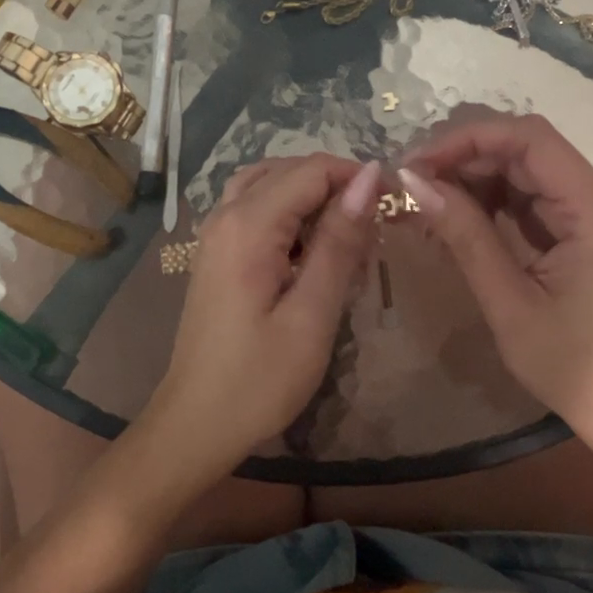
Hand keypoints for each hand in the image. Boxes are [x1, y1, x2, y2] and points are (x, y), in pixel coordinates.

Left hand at [146, 155, 383, 473]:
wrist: (197, 422)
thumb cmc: (260, 378)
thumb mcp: (312, 314)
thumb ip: (339, 241)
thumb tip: (370, 177)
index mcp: (248, 224)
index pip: (312, 170)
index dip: (358, 178)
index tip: (395, 207)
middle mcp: (225, 214)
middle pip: (289, 171)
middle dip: (336, 187)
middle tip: (374, 231)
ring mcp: (215, 232)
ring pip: (269, 185)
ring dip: (312, 199)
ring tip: (346, 238)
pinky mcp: (216, 253)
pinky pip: (255, 209)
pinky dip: (288, 215)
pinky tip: (312, 253)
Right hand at [399, 115, 592, 450]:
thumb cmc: (571, 365)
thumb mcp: (508, 302)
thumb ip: (464, 235)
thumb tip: (411, 182)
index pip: (530, 139)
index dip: (468, 138)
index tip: (417, 163)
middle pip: (526, 148)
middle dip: (465, 155)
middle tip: (412, 181)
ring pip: (525, 168)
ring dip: (473, 175)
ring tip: (425, 197)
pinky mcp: (581, 230)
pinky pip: (531, 196)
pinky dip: (490, 198)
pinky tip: (454, 214)